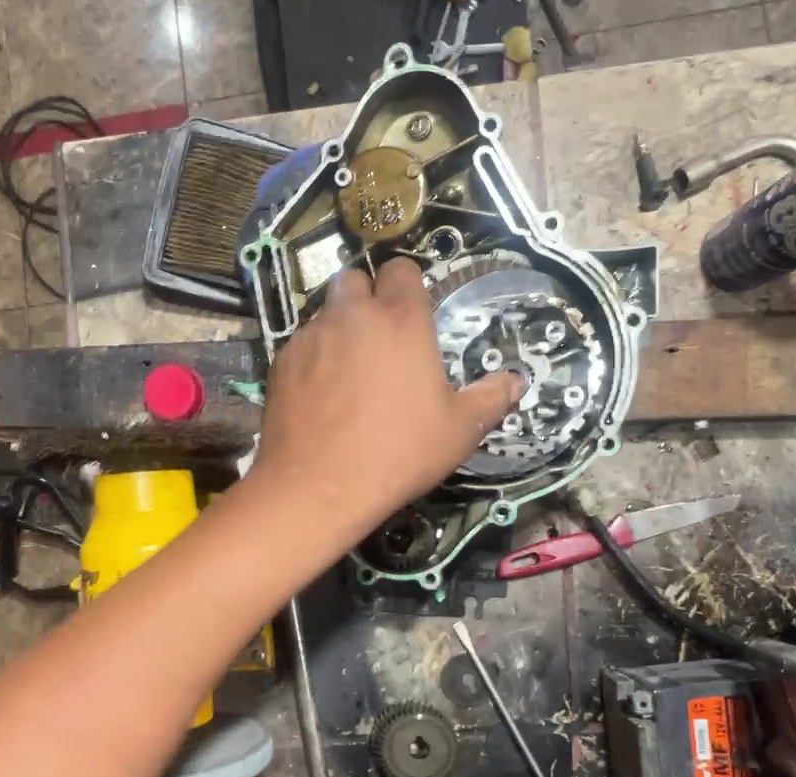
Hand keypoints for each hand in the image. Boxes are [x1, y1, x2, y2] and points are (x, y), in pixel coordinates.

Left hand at [253, 259, 522, 534]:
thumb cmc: (399, 453)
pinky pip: (300, 347)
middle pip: (354, 280)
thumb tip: (515, 381)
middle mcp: (351, 315)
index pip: (402, 270)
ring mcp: (310, 337)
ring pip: (323, 314)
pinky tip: (320, 397)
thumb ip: (490, 398)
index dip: (408, 287)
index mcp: (400, 319)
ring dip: (337, 330)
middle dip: (365, 298)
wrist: (319, 487)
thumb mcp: (459, 431)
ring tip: (349, 373)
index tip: (413, 315)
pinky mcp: (280, 363)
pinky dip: (312, 360)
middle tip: (379, 340)